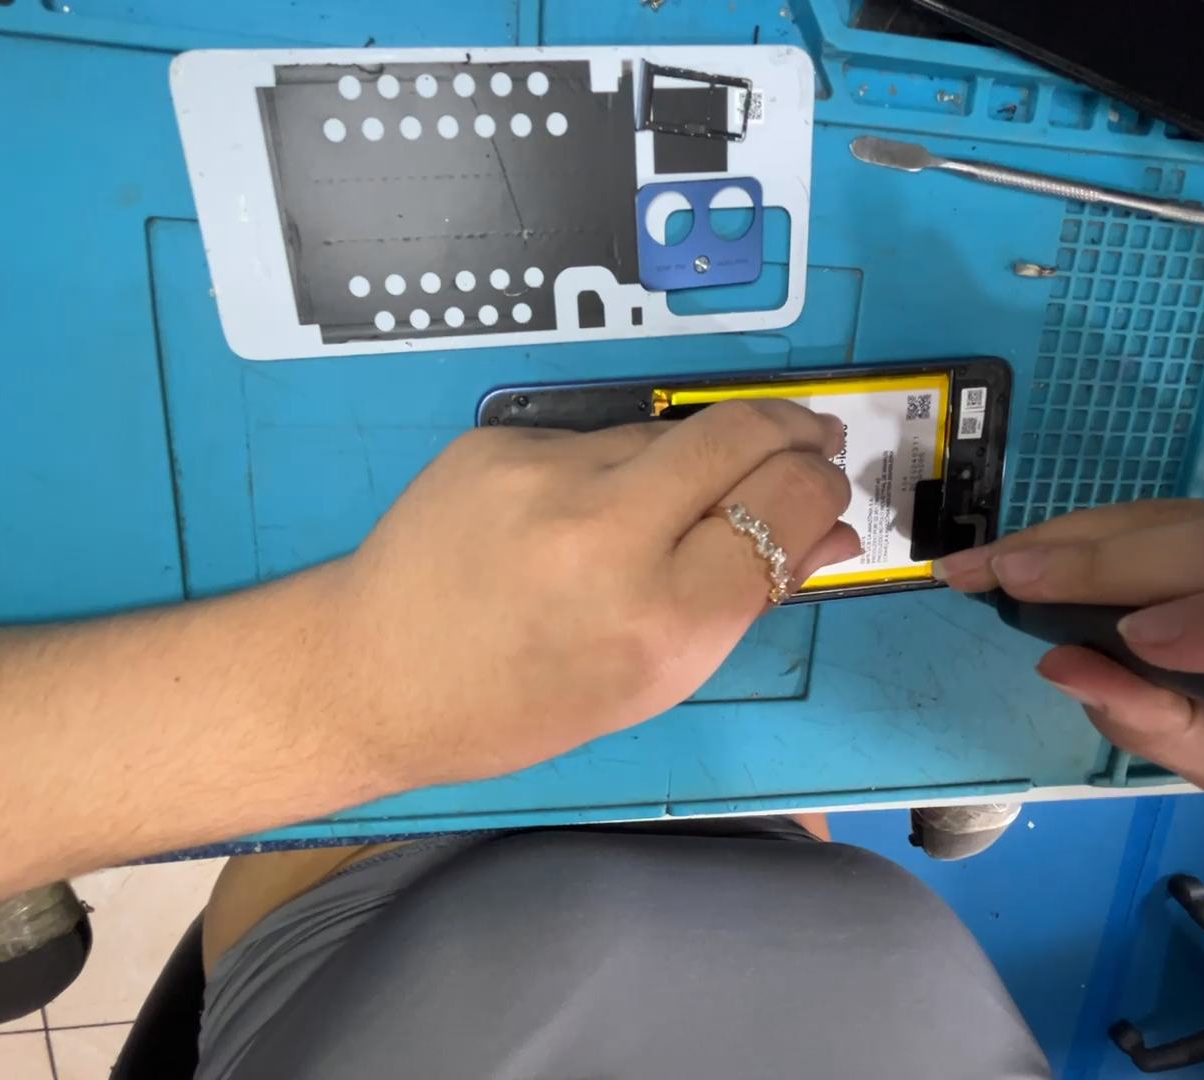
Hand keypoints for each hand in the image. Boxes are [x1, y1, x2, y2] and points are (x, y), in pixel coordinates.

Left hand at [299, 400, 859, 793]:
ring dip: (698, 456)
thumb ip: (744, 602)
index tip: (827, 484)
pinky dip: (617, 466)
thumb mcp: (646, 686)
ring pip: (666, 432)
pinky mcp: (495, 441)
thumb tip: (831, 534)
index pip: (783, 509)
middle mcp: (609, 534)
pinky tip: (584, 509)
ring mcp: (544, 474)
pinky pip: (593, 439)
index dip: (821, 489)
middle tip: (810, 439)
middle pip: (738, 434)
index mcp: (659, 623)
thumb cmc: (519, 709)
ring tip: (679, 499)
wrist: (371, 673)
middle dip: (791, 429)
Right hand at [936, 498, 1203, 907]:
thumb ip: (1166, 726)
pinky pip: (1154, 516)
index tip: (1134, 642)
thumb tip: (1062, 668)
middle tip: (1006, 578)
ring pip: (1178, 518)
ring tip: (984, 565)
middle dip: (1107, 564)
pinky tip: (1019, 554)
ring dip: (1067, 541)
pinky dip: (1076, 536)